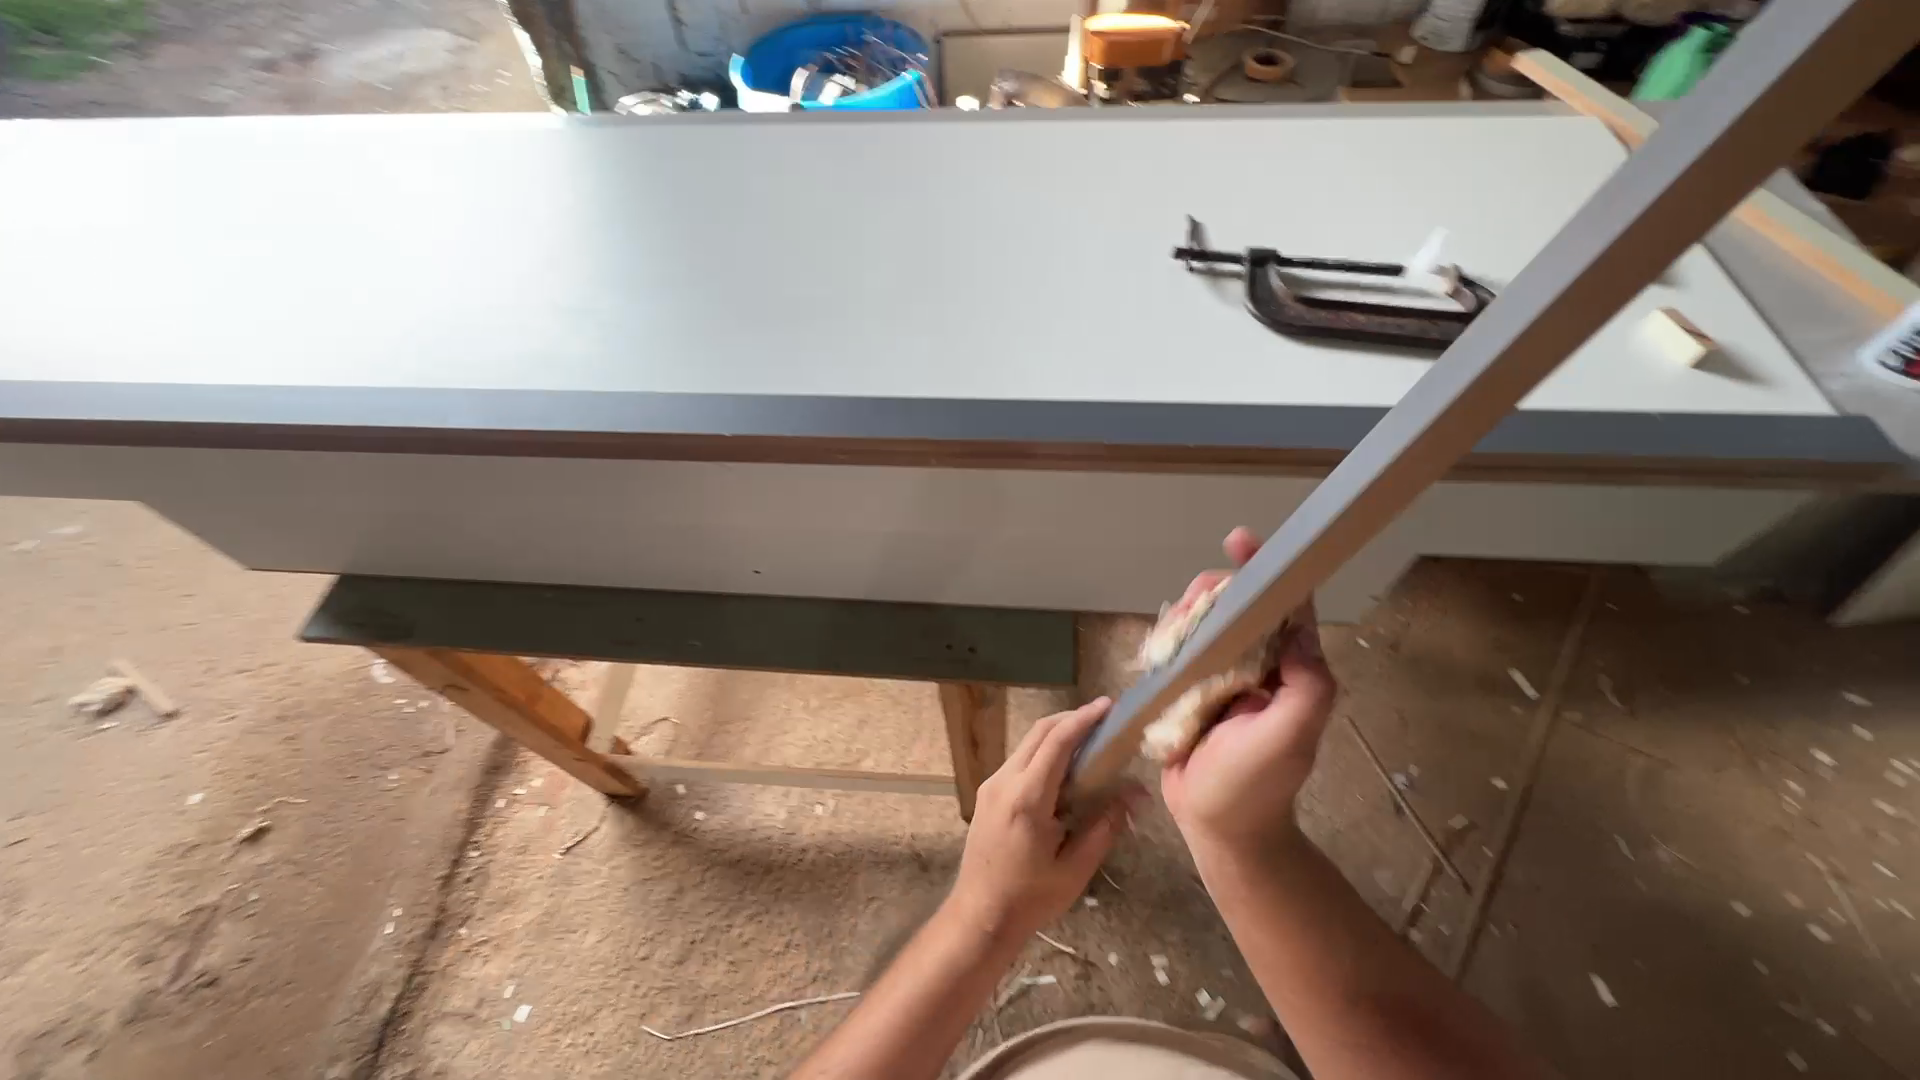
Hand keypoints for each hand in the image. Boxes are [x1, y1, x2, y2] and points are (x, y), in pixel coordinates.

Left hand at [946, 699, 1141, 942]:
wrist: (979, 915)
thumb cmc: (1030, 898)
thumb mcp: (1075, 867)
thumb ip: (1105, 825)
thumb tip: (1136, 794)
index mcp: (1026, 798)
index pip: (1057, 742)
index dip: (1084, 719)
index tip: (1108, 706)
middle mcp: (1004, 781)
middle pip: (1039, 733)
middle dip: (1072, 719)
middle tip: (1104, 717)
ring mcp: (991, 785)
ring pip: (1027, 744)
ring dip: (1057, 734)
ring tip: (1091, 737)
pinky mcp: (988, 794)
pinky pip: (1019, 761)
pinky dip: (1044, 752)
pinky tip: (1065, 765)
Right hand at [1161, 528, 1337, 855]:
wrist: (1215, 827)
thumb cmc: (1253, 786)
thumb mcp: (1289, 738)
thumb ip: (1305, 686)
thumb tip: (1299, 629)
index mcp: (1288, 671)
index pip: (1285, 609)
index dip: (1267, 572)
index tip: (1241, 542)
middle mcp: (1257, 666)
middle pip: (1236, 609)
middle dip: (1213, 595)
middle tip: (1193, 601)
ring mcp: (1221, 677)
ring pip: (1203, 626)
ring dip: (1185, 619)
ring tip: (1170, 635)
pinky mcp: (1190, 690)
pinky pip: (1179, 652)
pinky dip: (1167, 643)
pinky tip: (1157, 651)